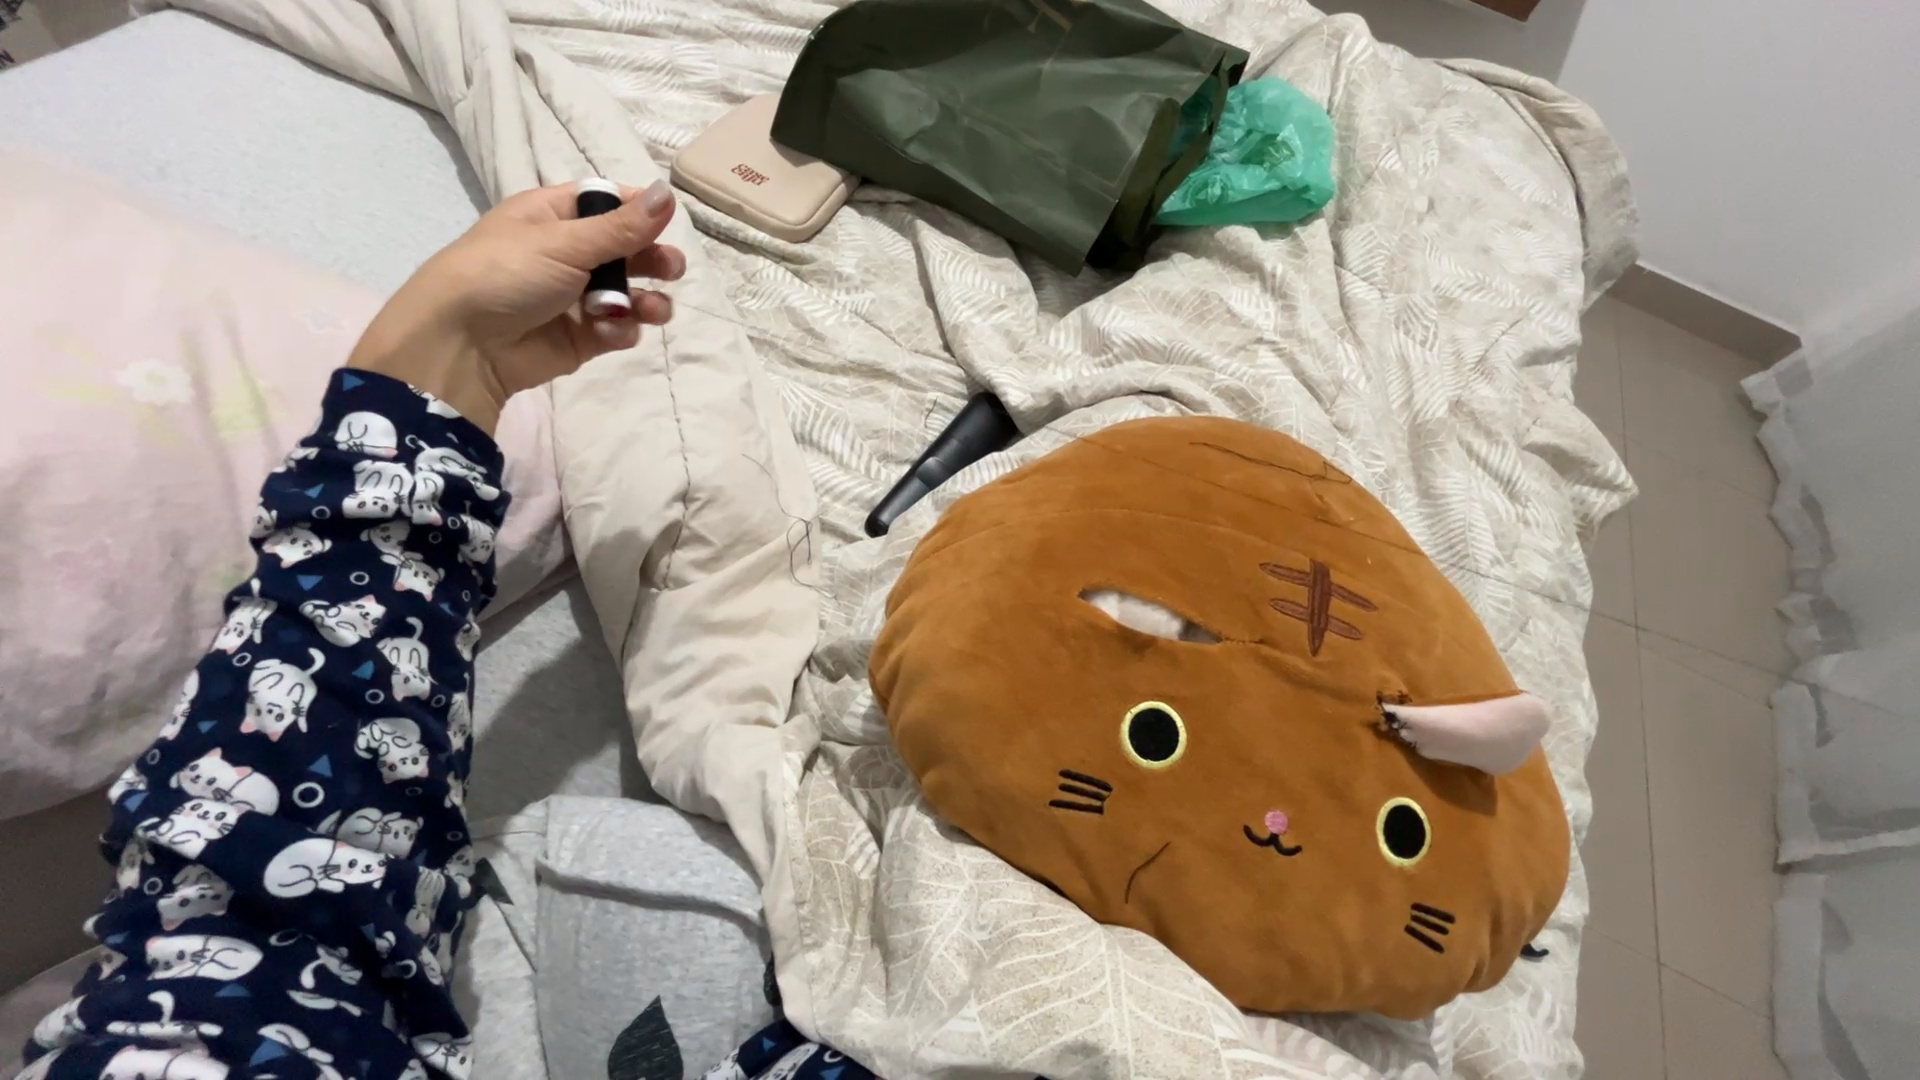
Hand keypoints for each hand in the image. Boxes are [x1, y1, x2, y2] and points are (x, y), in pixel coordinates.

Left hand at [348, 179, 685, 432]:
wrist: (465, 344)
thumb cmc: (506, 274)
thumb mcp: (564, 242)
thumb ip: (623, 226)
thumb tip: (669, 192)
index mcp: (554, 216)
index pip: (608, 204)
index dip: (640, 210)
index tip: (668, 218)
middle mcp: (569, 253)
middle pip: (629, 251)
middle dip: (654, 260)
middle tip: (672, 270)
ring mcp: (579, 297)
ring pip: (632, 294)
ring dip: (648, 301)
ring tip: (651, 310)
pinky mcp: (585, 336)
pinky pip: (619, 328)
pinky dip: (622, 329)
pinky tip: (611, 331)